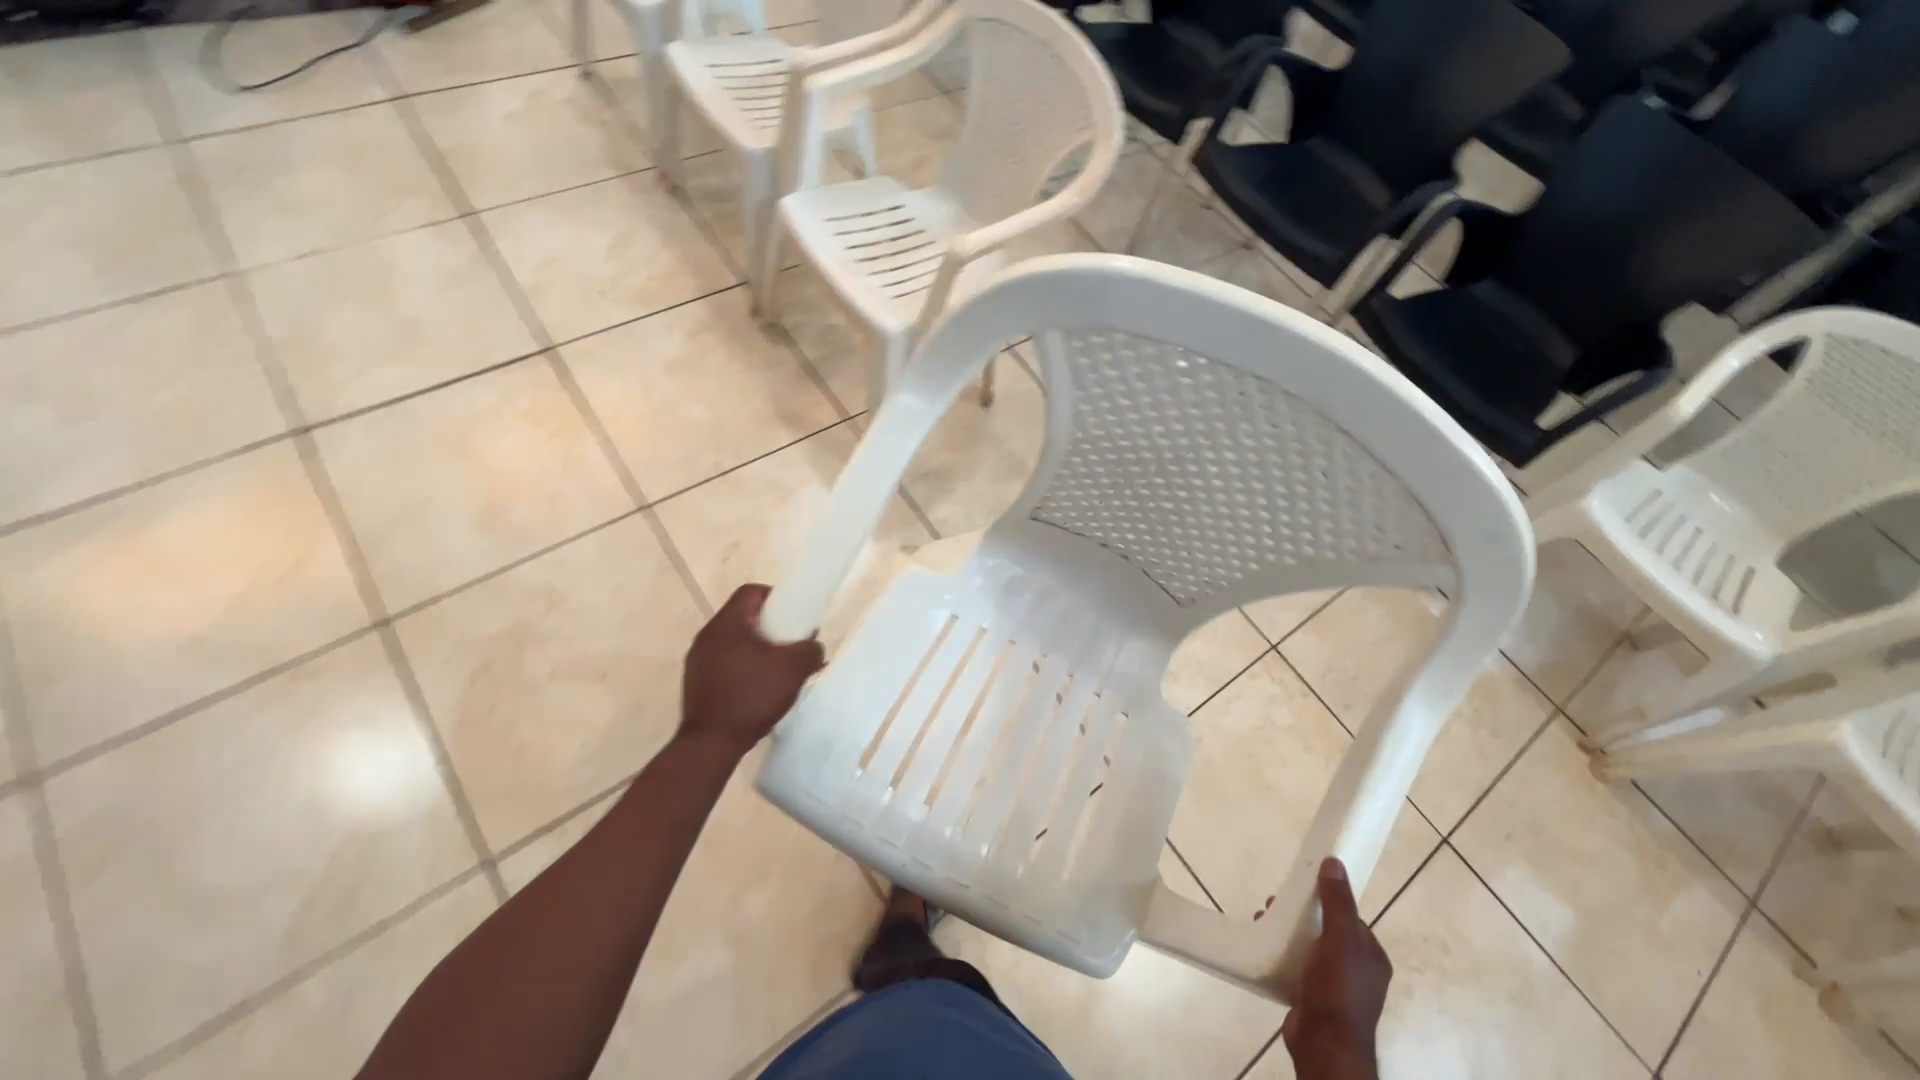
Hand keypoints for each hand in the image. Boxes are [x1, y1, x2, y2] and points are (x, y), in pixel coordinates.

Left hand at [679, 585, 825, 757]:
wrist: (711, 742)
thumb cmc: (752, 696)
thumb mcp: (793, 670)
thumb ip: (810, 650)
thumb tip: (812, 646)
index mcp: (727, 623)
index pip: (751, 591)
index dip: (777, 597)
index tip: (794, 617)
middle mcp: (707, 635)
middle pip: (744, 617)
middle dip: (771, 627)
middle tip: (791, 645)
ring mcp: (697, 660)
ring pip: (735, 642)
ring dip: (758, 650)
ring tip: (778, 671)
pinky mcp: (696, 682)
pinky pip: (725, 663)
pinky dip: (744, 668)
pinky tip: (759, 690)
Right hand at [1282, 858, 1391, 1079]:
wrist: (1325, 1045)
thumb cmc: (1337, 989)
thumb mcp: (1341, 939)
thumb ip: (1337, 902)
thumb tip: (1334, 861)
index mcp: (1371, 956)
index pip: (1348, 917)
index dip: (1324, 899)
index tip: (1298, 889)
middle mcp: (1357, 972)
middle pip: (1326, 931)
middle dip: (1299, 915)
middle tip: (1272, 905)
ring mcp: (1334, 988)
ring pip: (1309, 949)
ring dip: (1286, 933)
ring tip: (1262, 921)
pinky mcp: (1312, 1000)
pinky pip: (1296, 968)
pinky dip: (1281, 956)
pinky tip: (1263, 949)